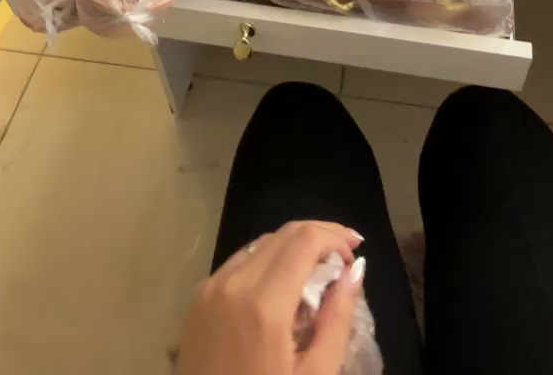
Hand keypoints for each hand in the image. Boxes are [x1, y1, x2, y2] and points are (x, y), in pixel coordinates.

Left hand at [176, 221, 366, 374]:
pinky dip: (266, 262)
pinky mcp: (197, 298)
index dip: (335, 237)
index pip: (304, 240)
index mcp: (263, 303)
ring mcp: (210, 288)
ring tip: (318, 271)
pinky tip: (282, 286)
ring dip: (292, 247)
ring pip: (259, 244)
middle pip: (282, 234)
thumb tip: (355, 271)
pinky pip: (238, 263)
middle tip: (345, 255)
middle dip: (318, 236)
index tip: (355, 256)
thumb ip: (337, 319)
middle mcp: (232, 283)